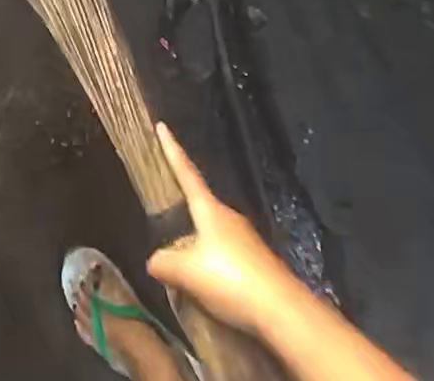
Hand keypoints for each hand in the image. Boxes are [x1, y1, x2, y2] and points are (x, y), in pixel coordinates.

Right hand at [147, 122, 307, 337]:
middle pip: (198, 205)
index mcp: (210, 210)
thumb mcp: (188, 272)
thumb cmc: (231, 278)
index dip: (172, 150)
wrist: (280, 308)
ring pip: (209, 233)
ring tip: (178, 266)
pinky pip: (221, 253)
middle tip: (162, 211)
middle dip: (181, 209)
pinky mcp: (252, 260)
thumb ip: (165, 262)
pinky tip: (202, 283)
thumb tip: (153, 259)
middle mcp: (227, 216)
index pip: (186, 172)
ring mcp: (242, 237)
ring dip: (193, 244)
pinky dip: (207, 263)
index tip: (162, 126)